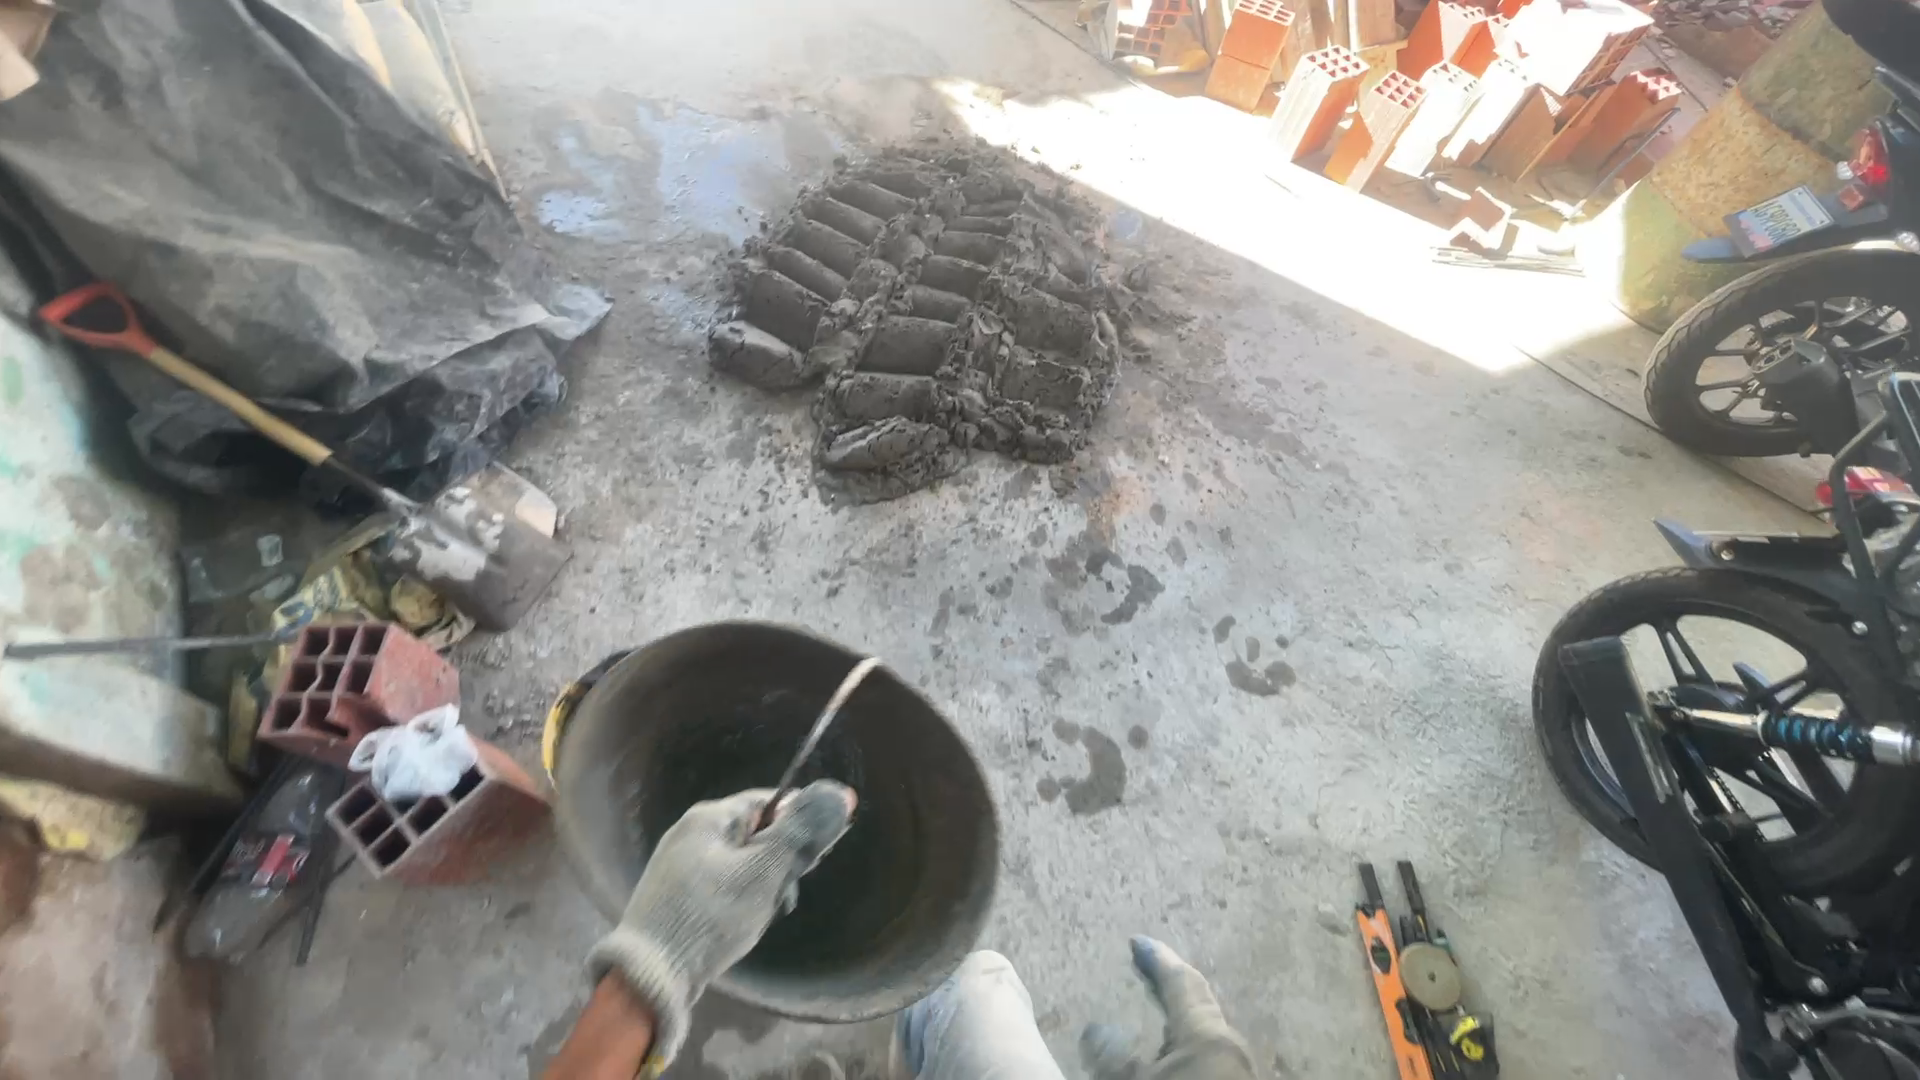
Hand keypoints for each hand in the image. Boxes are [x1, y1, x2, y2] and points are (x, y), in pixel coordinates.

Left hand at [589, 782, 855, 1063]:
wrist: (646, 980)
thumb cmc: (711, 916)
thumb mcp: (766, 871)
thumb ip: (803, 830)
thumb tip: (842, 793)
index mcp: (711, 815)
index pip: (772, 801)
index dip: (799, 825)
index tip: (810, 859)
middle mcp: (690, 830)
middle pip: (757, 832)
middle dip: (779, 862)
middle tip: (782, 894)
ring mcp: (677, 864)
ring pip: (740, 861)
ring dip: (760, 884)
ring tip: (759, 915)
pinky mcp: (671, 895)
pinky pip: (720, 883)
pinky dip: (737, 898)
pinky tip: (736, 924)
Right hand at [1081, 937, 1255, 1079]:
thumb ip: (1111, 1054)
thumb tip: (1096, 1029)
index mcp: (1206, 1033)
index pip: (1180, 980)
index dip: (1157, 958)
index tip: (1136, 942)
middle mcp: (1231, 1046)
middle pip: (1201, 1001)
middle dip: (1174, 983)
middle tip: (1149, 970)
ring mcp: (1241, 1071)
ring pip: (1210, 1031)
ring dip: (1184, 1017)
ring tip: (1161, 1012)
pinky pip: (1214, 1054)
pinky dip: (1192, 1044)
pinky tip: (1179, 1057)